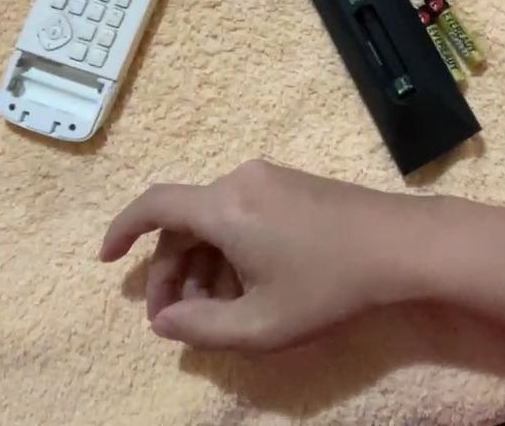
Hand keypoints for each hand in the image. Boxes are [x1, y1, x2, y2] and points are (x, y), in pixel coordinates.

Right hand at [101, 161, 437, 352]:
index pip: (155, 204)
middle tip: (173, 321)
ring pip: (214, 218)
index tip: (105, 261)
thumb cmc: (329, 284)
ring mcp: (270, 178)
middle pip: (185, 220)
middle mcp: (241, 180)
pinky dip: (229, 247)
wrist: (399, 243)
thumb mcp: (261, 324)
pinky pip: (242, 211)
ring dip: (201, 263)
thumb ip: (201, 327)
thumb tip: (165, 320)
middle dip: (169, 270)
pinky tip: (245, 285)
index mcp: (225, 206)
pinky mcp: (291, 183)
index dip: (122, 229)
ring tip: (213, 312)